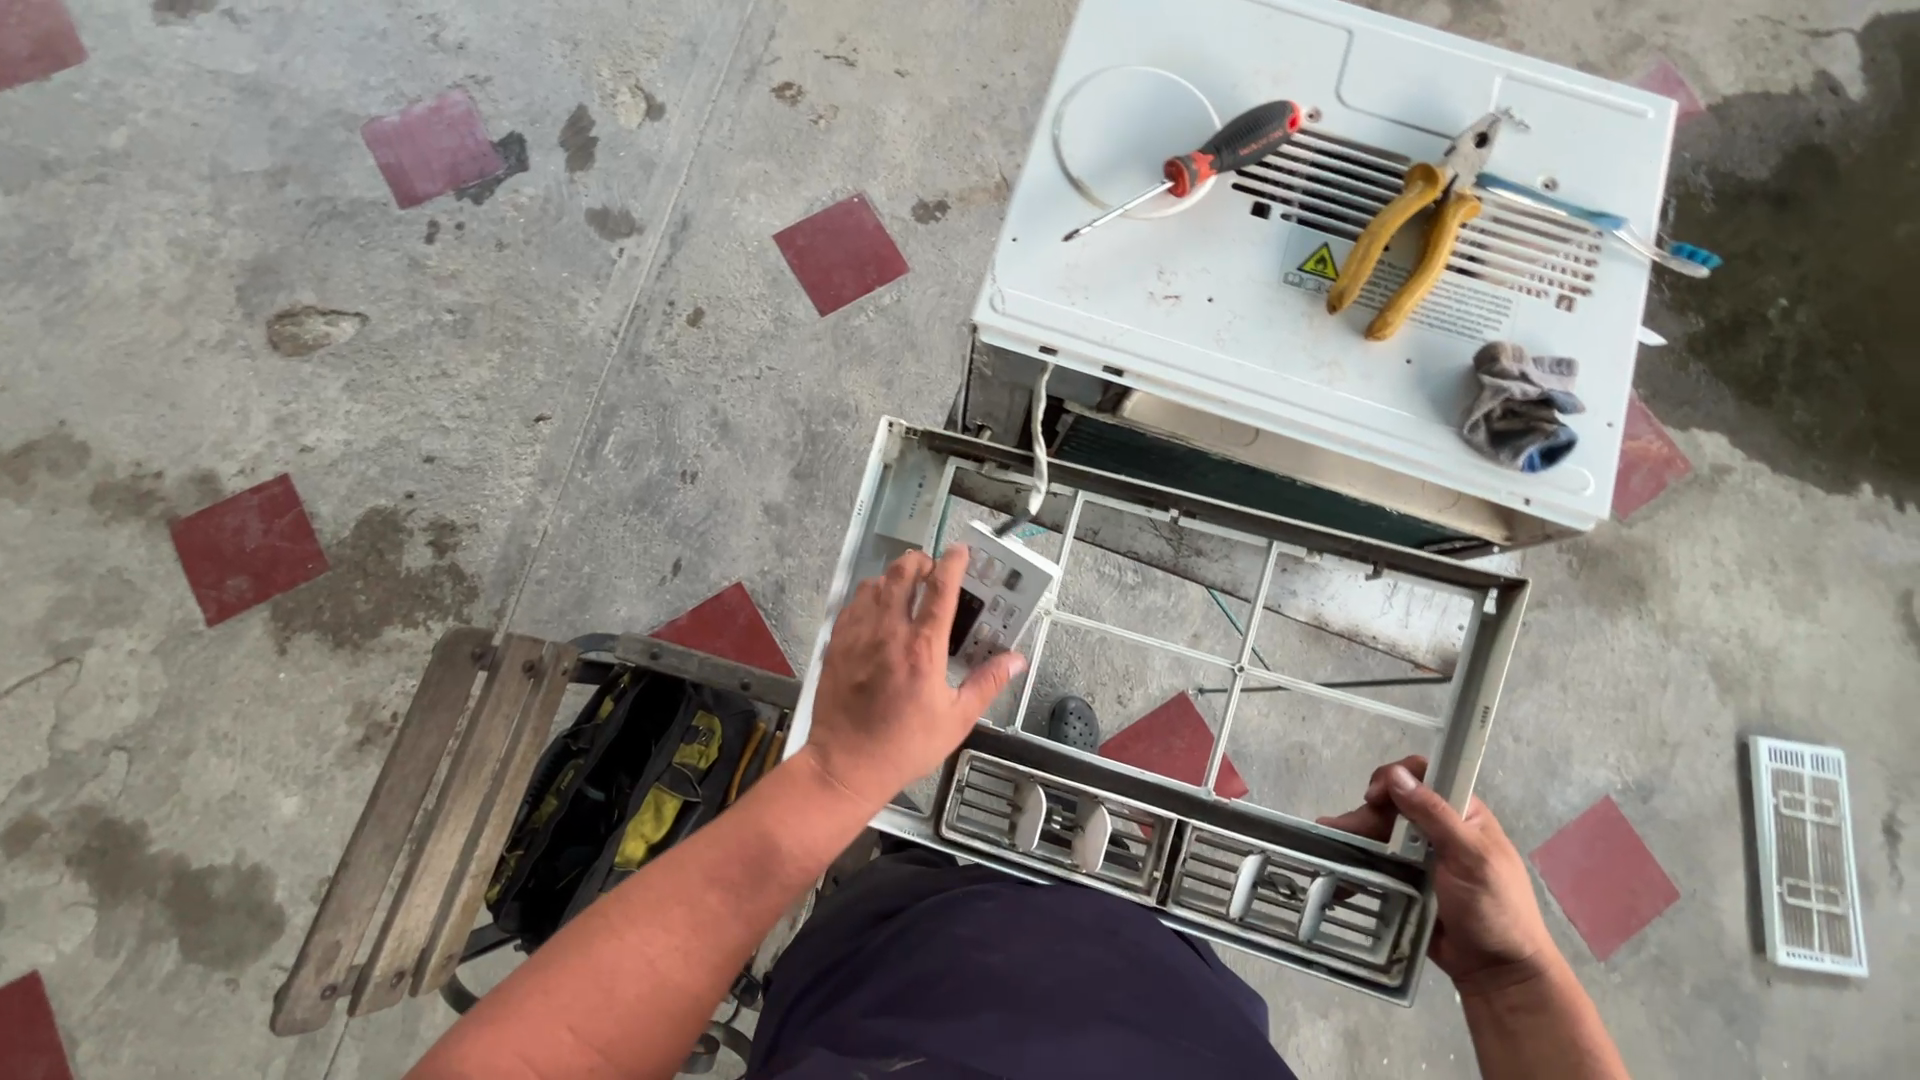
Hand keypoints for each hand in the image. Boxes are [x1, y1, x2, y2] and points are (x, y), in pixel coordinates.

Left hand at [803, 547, 1025, 807]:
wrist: (845, 765)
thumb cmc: (904, 746)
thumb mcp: (956, 720)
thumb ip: (987, 683)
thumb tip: (1016, 660)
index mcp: (922, 649)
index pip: (940, 589)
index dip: (952, 563)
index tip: (960, 551)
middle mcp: (888, 632)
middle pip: (903, 573)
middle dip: (920, 561)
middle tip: (932, 569)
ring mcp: (858, 635)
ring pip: (874, 583)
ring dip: (893, 577)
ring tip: (906, 587)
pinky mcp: (836, 644)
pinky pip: (852, 604)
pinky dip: (868, 596)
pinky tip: (877, 609)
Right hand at [1318, 756, 1559, 994]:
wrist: (1497, 973)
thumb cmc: (1495, 910)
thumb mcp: (1471, 858)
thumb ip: (1434, 814)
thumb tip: (1397, 774)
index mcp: (1462, 815)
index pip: (1425, 777)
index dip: (1396, 778)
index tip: (1375, 796)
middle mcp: (1438, 829)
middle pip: (1392, 805)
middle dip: (1366, 813)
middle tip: (1341, 829)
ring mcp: (1420, 855)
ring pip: (1379, 831)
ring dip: (1352, 833)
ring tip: (1324, 839)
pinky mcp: (1405, 880)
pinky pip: (1375, 860)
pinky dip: (1355, 858)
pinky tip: (1334, 862)